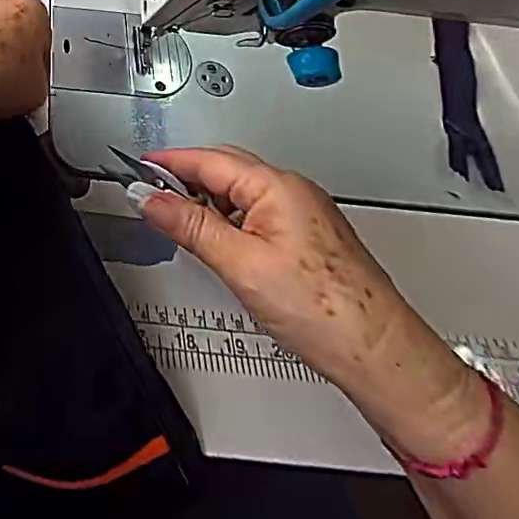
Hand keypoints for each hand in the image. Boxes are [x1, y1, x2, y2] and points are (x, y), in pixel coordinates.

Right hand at [139, 147, 491, 462]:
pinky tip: (212, 239)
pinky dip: (222, 216)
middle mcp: (293, 192)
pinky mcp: (303, 236)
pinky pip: (251, 210)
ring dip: (201, 199)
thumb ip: (187, 224)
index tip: (135, 169)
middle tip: (149, 194)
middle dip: (181, 177)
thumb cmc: (329, 313)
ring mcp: (301, 214)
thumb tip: (149, 196)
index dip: (166, 162)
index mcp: (278, 187)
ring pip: (235, 190)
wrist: (383, 359)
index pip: (206, 159)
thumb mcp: (239, 263)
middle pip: (221, 167)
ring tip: (177, 221)